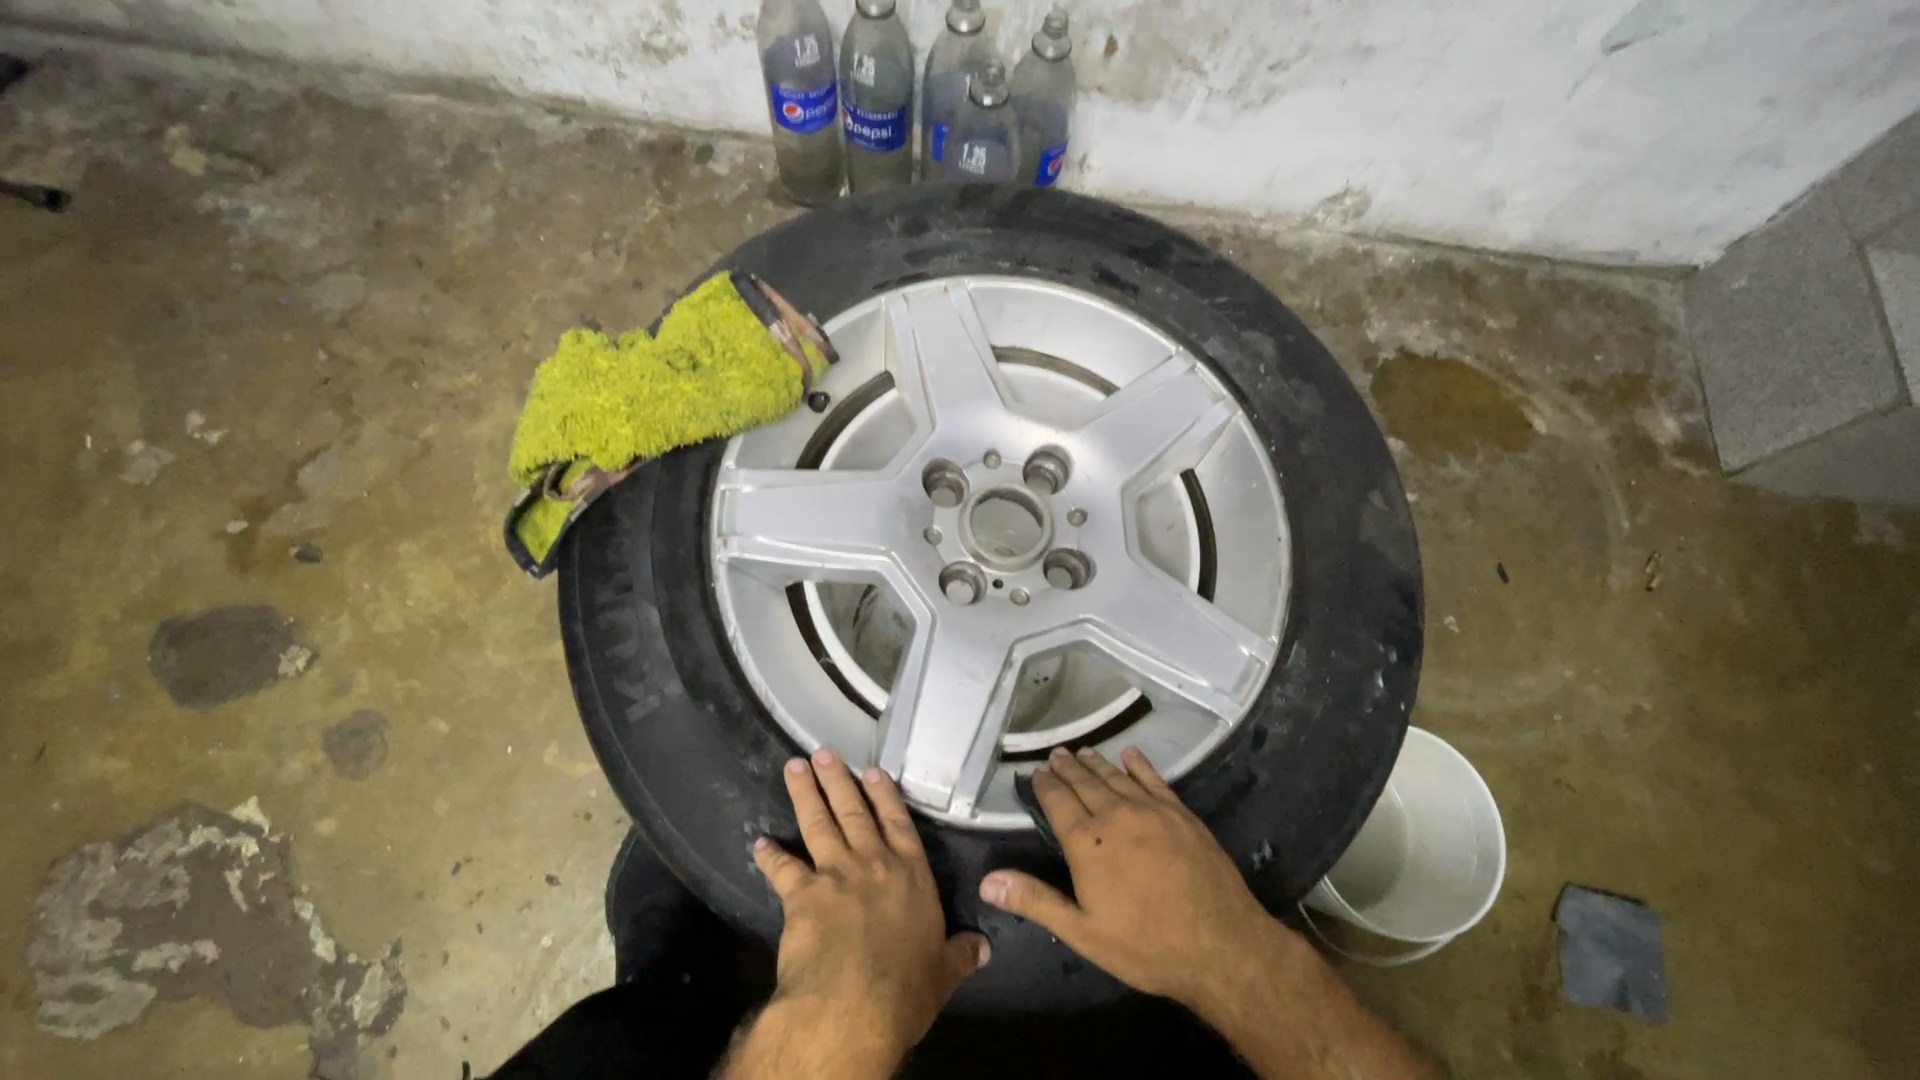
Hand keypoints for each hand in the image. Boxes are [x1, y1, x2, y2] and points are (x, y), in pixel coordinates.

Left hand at [754, 749, 989, 1058]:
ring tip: (793, 767)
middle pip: (855, 812)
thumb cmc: (906, 989)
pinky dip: (770, 856)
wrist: (854, 1005)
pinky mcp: (802, 894)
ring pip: (820, 823)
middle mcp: (874, 864)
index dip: (885, 795)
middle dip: (839, 779)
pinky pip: (783, 869)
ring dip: (805, 794)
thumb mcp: (943, 973)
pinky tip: (759, 843)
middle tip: (823, 752)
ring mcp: (836, 874)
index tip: (872, 769)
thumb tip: (985, 948)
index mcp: (911, 876)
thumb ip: (961, 954)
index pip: (898, 824)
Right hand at [978, 746, 1290, 1011]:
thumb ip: (1035, 901)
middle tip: (1055, 754)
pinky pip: (1154, 780)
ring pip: (1117, 777)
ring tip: (1082, 751)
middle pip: (1085, 783)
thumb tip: (987, 881)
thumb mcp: (1083, 932)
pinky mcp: (1181, 814)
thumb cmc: (1145, 945)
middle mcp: (1116, 815)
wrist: (1220, 945)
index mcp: (1087, 842)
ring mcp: (1152, 811)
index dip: (1044, 785)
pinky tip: (1131, 755)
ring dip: (1097, 763)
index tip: (1035, 772)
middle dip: (1067, 768)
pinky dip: (1139, 765)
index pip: (1058, 802)